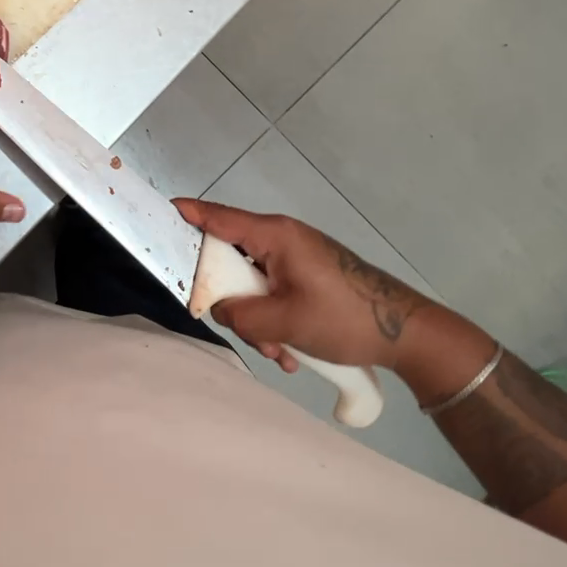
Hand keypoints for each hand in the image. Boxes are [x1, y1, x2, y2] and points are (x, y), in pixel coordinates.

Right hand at [174, 199, 434, 374]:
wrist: (410, 335)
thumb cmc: (346, 319)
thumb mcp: (285, 322)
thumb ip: (240, 315)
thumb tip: (221, 309)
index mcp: (275, 235)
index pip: (217, 216)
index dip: (186, 215)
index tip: (156, 214)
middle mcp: (282, 238)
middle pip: (231, 258)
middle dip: (232, 299)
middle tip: (244, 330)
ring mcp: (296, 257)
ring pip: (253, 282)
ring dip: (257, 318)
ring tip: (280, 352)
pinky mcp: (308, 275)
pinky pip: (274, 291)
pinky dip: (275, 319)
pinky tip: (292, 350)